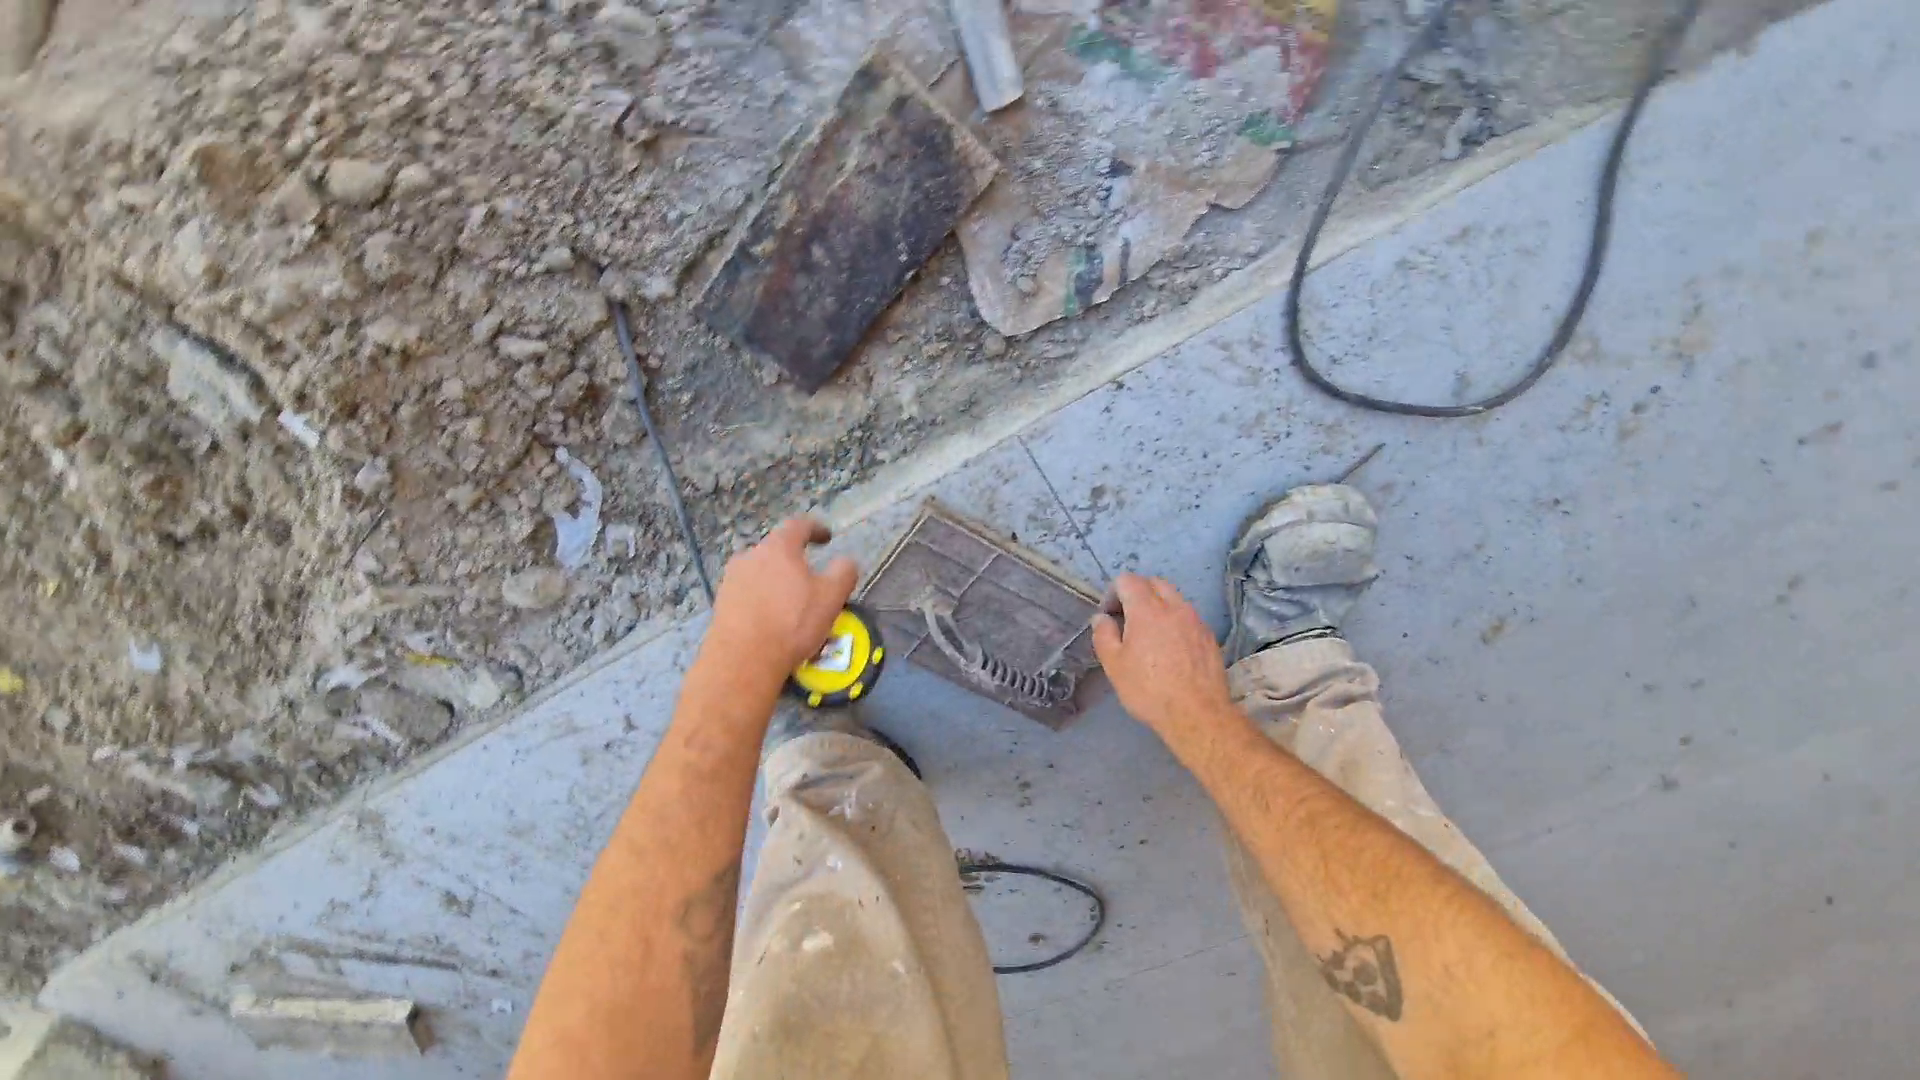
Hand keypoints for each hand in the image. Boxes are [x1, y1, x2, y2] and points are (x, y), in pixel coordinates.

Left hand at [704, 518, 858, 688]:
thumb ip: (844, 572)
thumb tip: (846, 561)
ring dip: (776, 580)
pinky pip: (747, 591)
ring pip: (760, 571)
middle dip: (794, 560)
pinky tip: (770, 618)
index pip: (798, 525)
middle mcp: (750, 556)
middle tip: (810, 579)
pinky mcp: (721, 602)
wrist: (743, 660)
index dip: (816, 528)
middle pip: (777, 549)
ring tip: (789, 602)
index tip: (827, 538)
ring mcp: (731, 578)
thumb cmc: (792, 623)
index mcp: (778, 548)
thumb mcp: (831, 597)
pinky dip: (761, 597)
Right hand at [1091, 574, 1240, 745]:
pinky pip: (1188, 617)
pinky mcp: (1209, 637)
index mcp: (1147, 609)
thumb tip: (1102, 618)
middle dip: (1138, 593)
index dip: (1113, 593)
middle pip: (1154, 583)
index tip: (1109, 616)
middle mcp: (1174, 607)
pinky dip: (1175, 622)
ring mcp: (1196, 621)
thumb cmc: (1149, 689)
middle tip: (1128, 619)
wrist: (1197, 714)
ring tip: (1150, 635)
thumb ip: (1104, 635)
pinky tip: (1171, 649)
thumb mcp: (1114, 665)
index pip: (1128, 580)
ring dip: (1159, 606)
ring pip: (1175, 598)